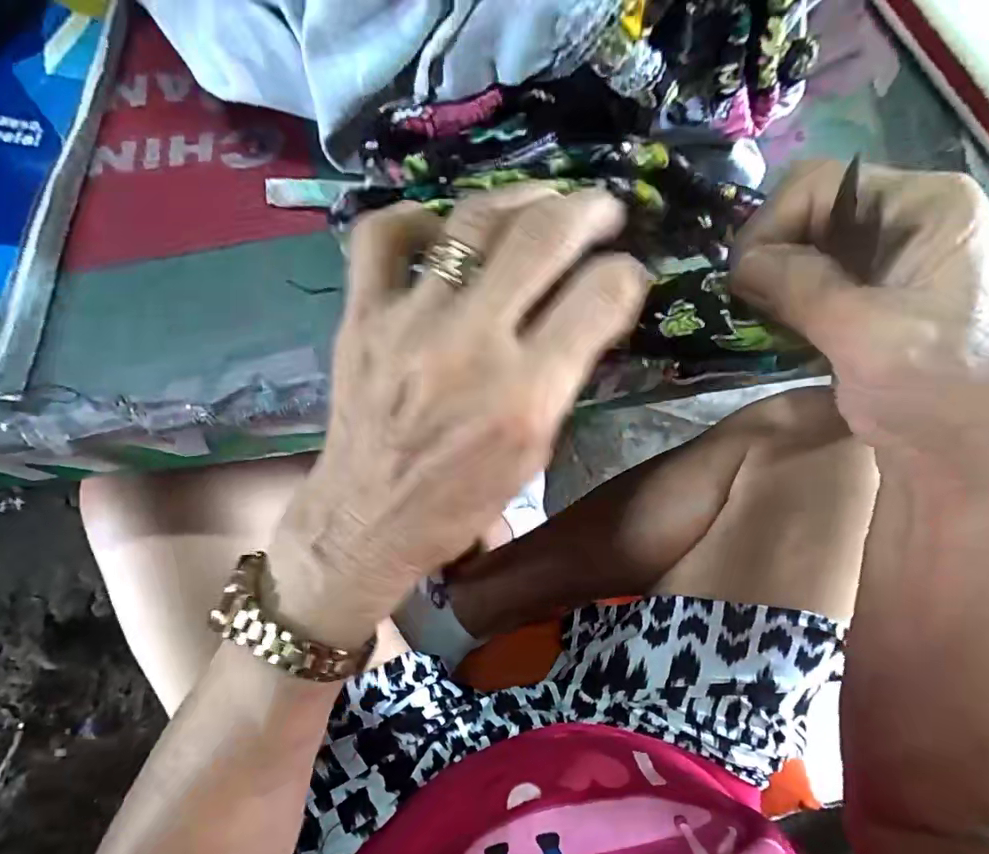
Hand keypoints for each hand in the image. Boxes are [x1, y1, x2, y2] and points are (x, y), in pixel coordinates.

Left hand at [268, 186, 650, 646]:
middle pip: (544, 235)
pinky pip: (383, 237)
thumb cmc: (455, 506)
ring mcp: (410, 324)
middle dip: (589, 210)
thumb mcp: (530, 455)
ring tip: (540, 203)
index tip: (625, 274)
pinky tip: (440, 230)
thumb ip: (560, 379)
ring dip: (522, 198)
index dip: (626, 275)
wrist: (366, 521)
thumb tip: (583, 313)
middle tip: (602, 210)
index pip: (600, 295)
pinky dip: (416, 219)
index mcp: (524, 396)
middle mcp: (471, 347)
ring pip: (474, 220)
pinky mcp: (362, 318)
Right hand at [729, 161, 988, 485]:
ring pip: (806, 249)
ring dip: (773, 282)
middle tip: (745, 304)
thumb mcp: (866, 334)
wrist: (966, 452)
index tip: (743, 281)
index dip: (772, 225)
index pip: (823, 184)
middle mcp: (908, 220)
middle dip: (770, 254)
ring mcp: (889, 261)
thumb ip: (803, 287)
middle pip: (811, 211)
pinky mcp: (871, 299)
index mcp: (926, 206)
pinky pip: (812, 282)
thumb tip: (741, 262)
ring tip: (755, 319)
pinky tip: (773, 328)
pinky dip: (784, 302)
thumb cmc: (936, 389)